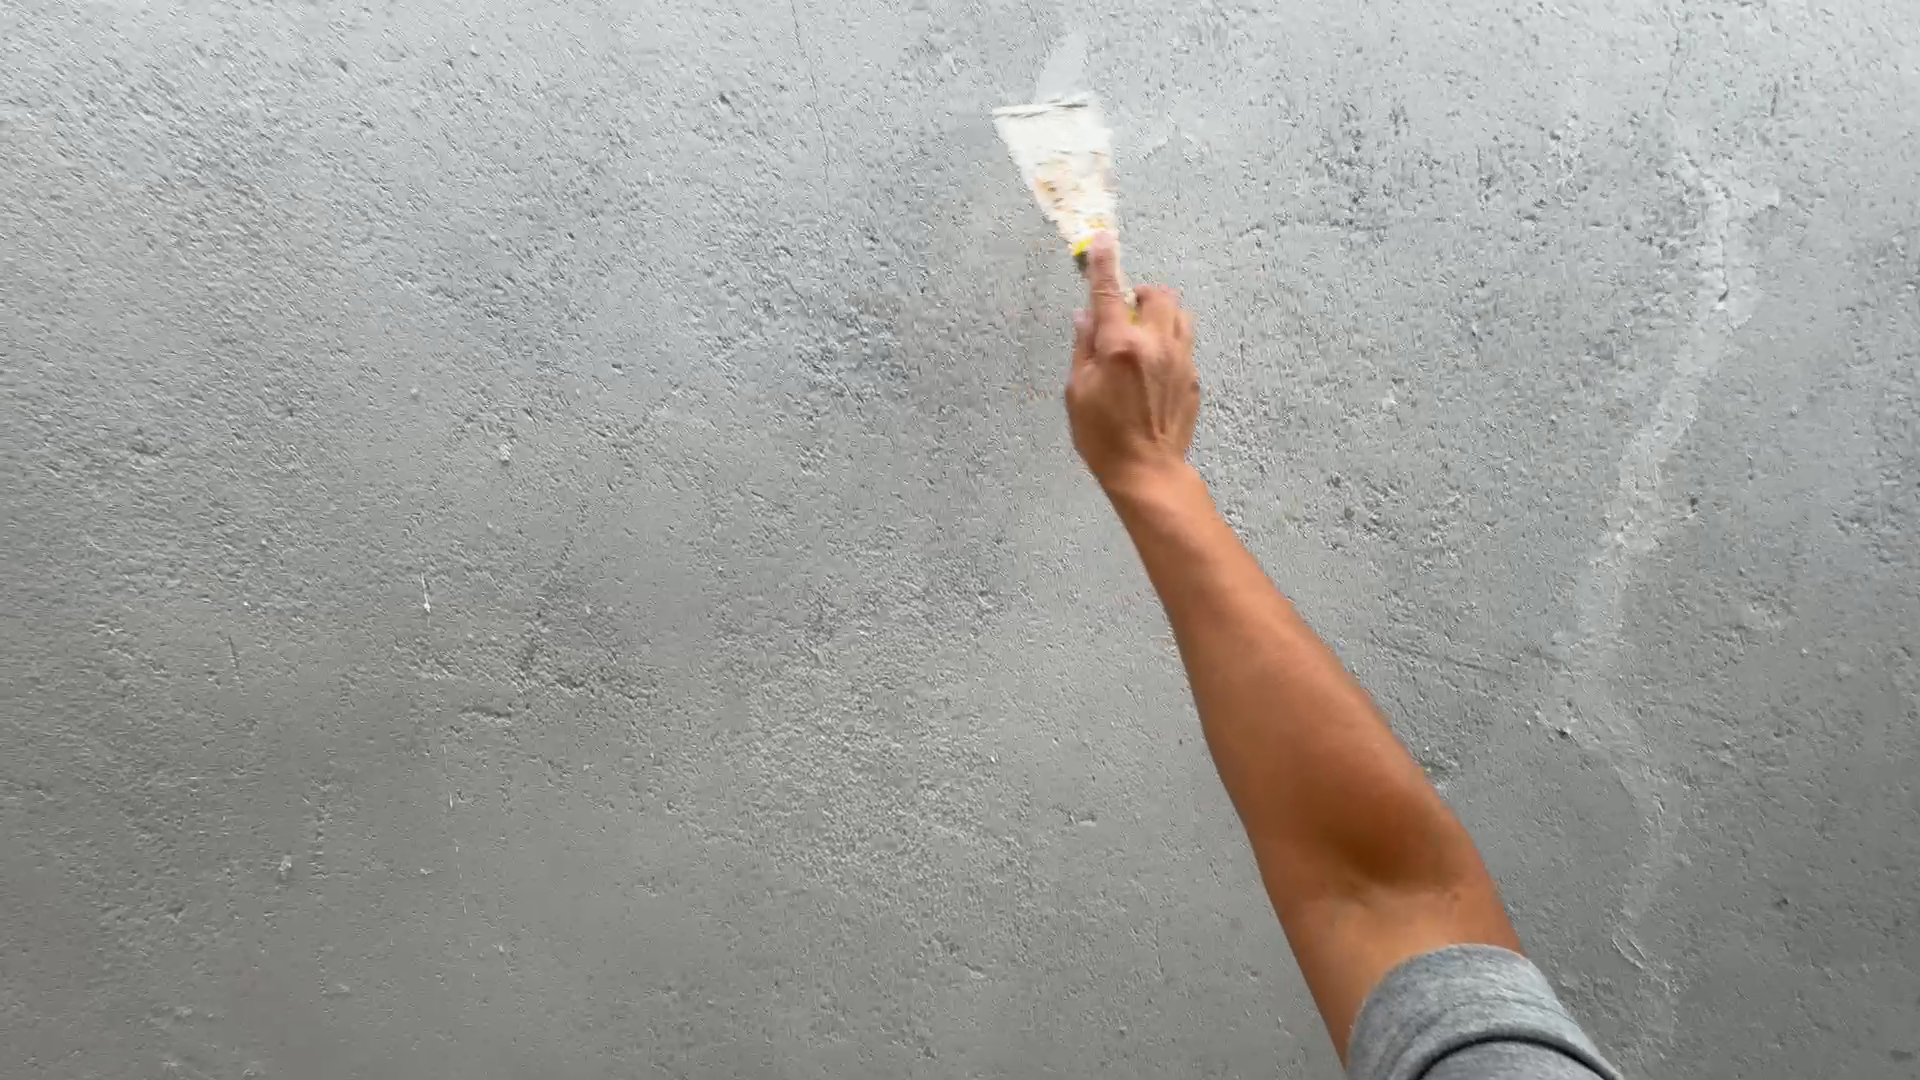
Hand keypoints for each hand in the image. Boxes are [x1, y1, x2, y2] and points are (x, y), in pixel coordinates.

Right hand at [1065, 233, 1198, 494]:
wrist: (1146, 470)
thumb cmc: (1101, 436)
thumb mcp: (1076, 393)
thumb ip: (1082, 348)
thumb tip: (1086, 317)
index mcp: (1119, 346)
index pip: (1107, 292)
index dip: (1103, 263)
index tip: (1103, 240)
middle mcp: (1154, 344)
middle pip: (1157, 295)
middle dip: (1140, 295)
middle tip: (1125, 311)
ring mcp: (1180, 359)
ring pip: (1180, 314)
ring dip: (1161, 314)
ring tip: (1145, 334)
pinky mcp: (1193, 377)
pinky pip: (1185, 344)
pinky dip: (1170, 342)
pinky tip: (1154, 369)